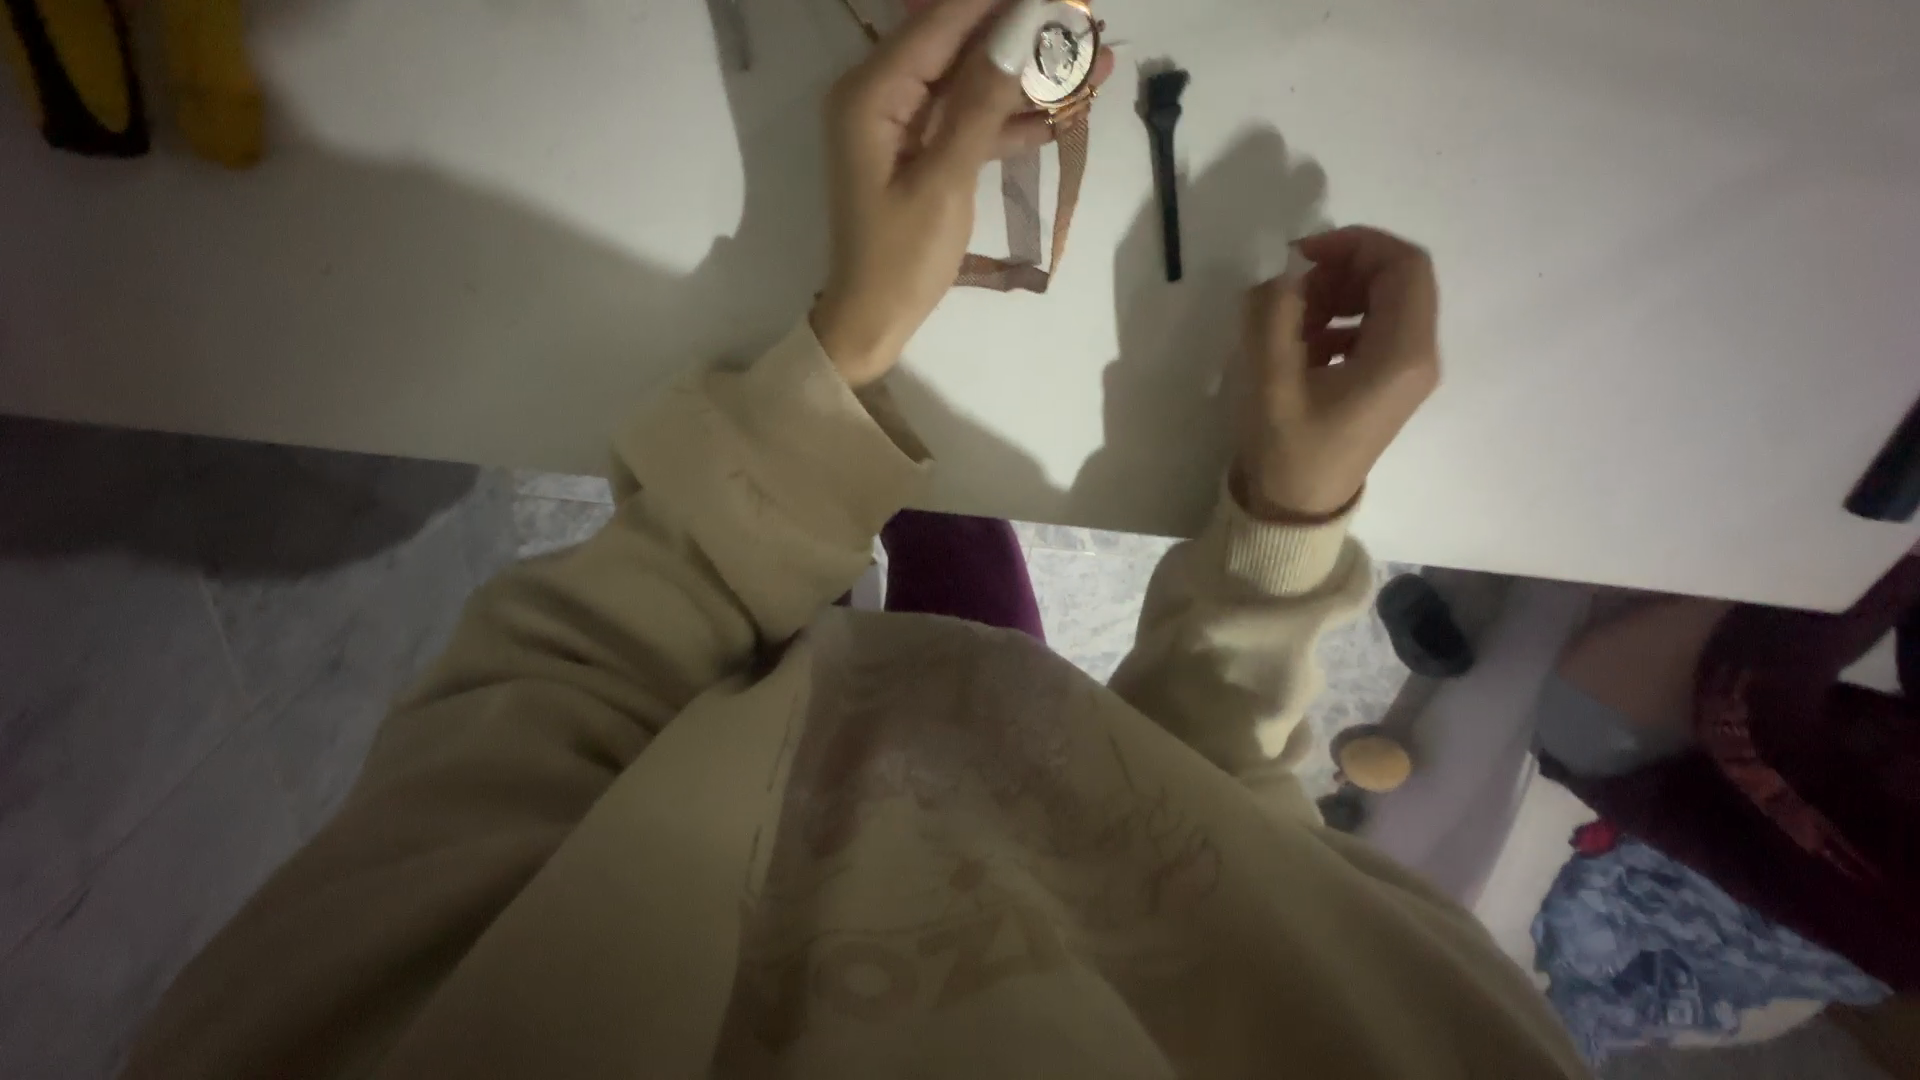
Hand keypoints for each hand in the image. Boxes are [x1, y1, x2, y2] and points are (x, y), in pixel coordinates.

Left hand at [811, 0, 1112, 386]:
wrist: (873, 319)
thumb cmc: (901, 259)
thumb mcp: (944, 181)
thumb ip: (980, 105)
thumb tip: (1018, 33)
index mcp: (871, 94)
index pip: (940, 21)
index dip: (997, 2)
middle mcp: (881, 95)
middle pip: (958, 45)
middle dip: (1020, 33)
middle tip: (1080, 20)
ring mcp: (901, 126)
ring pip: (971, 84)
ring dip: (1026, 78)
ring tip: (1091, 62)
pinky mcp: (920, 154)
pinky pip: (968, 123)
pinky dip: (1008, 121)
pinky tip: (1058, 114)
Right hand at [1233, 226, 1440, 521]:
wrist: (1294, 511)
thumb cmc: (1286, 451)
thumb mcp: (1270, 381)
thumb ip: (1273, 315)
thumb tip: (1281, 274)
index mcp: (1402, 354)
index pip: (1403, 266)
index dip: (1355, 244)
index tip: (1301, 255)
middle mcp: (1417, 357)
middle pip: (1397, 280)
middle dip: (1343, 269)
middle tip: (1292, 286)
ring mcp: (1404, 373)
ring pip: (1384, 303)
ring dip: (1337, 296)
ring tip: (1289, 320)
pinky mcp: (1384, 385)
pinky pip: (1371, 330)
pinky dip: (1336, 322)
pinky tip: (1299, 346)